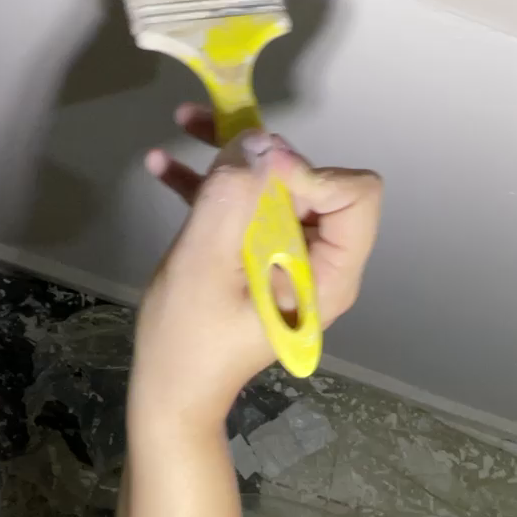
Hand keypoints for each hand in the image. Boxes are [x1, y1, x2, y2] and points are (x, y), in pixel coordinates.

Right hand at [132, 103, 382, 433]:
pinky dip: (211, 188)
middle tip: (208, 132)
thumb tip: (259, 139)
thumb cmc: (187, 340)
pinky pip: (245, 211)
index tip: (253, 170)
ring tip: (186, 125)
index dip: (308, 171)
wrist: (167, 391)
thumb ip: (230, 198)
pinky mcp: (255, 258)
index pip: (354, 195)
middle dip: (261, 154)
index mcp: (326, 273)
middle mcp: (317, 261)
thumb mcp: (202, 264)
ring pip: (274, 189)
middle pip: (312, 183)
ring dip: (231, 158)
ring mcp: (285, 258)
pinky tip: (161, 166)